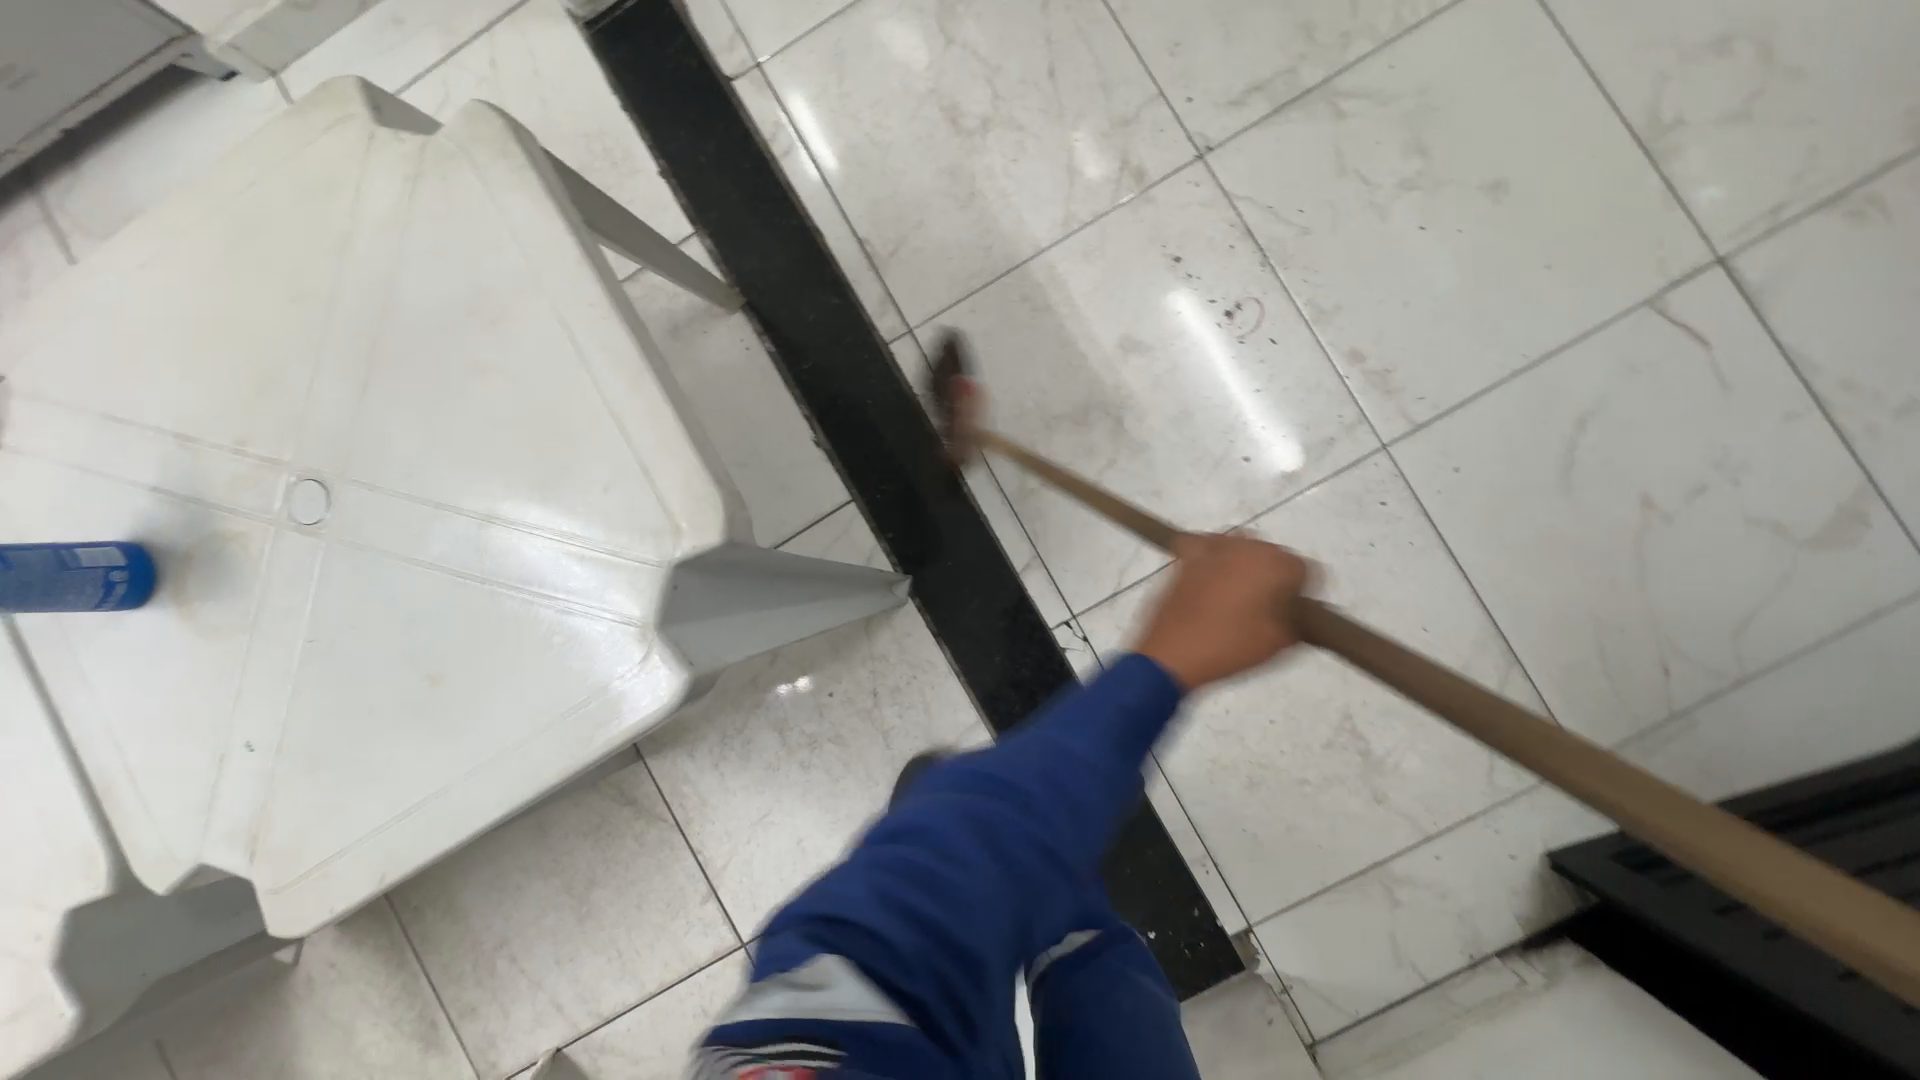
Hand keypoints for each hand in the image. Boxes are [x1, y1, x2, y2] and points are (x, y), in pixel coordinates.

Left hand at [1131, 532, 1313, 691]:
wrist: (1171, 653)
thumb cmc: (1229, 648)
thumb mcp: (1277, 643)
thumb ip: (1297, 622)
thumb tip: (1296, 613)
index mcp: (1273, 564)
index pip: (1303, 568)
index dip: (1300, 591)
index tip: (1292, 612)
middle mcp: (1245, 546)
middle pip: (1272, 553)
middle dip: (1274, 574)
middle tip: (1267, 605)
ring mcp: (1212, 548)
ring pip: (1241, 546)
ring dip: (1245, 563)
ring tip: (1239, 593)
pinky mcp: (1185, 556)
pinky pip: (1206, 546)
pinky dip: (1213, 556)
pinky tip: (1212, 576)